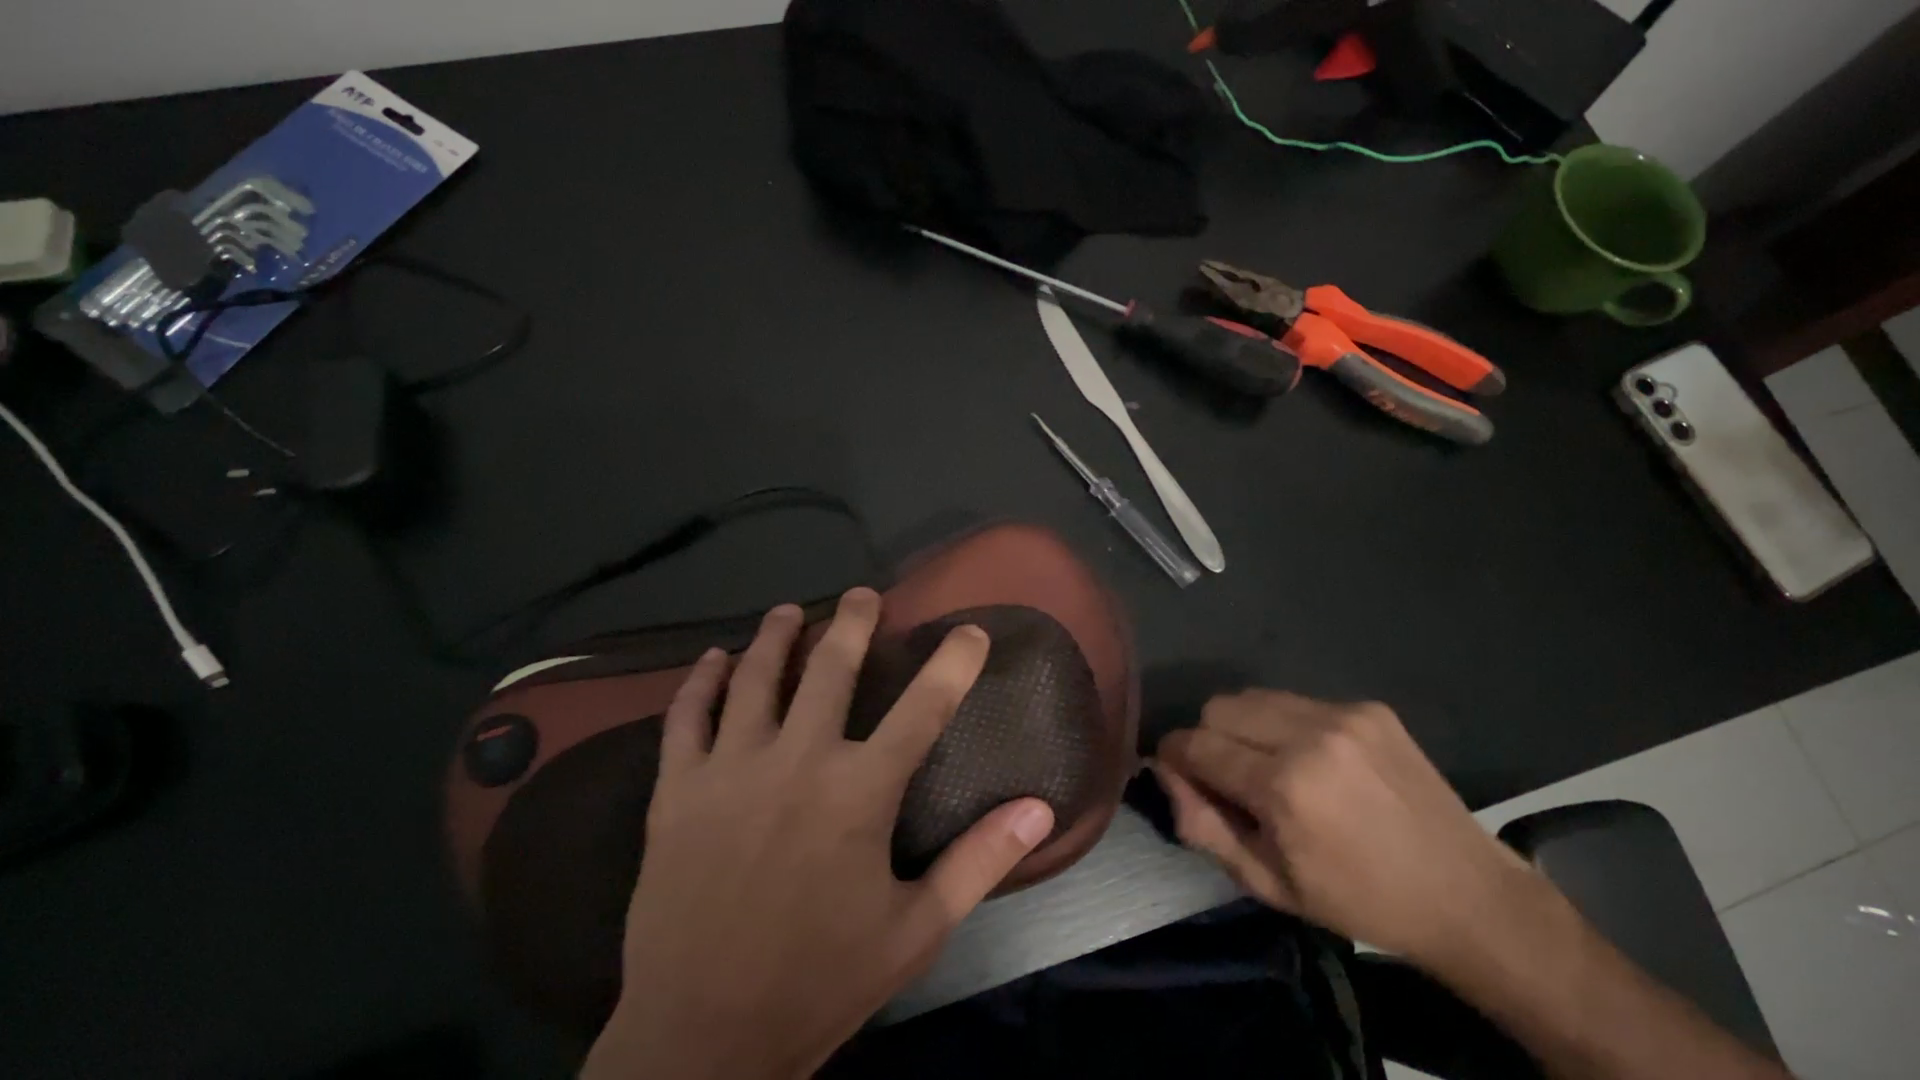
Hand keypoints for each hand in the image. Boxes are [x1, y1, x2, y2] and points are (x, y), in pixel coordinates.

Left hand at [582, 588, 1055, 1079]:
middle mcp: (795, 761)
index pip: (921, 709)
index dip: (953, 664)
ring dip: (776, 637)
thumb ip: (978, 862)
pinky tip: (714, 659)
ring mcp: (728, 770)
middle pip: (830, 670)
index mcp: (858, 793)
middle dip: (852, 623)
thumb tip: (1040, 809)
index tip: (971, 631)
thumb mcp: (917, 930)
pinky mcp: (676, 790)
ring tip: (790, 611)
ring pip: (756, 679)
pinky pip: (686, 717)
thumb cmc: (820, 980)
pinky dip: (702, 681)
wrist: (704, 1032)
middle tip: (862, 594)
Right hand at [1152, 690, 1540, 968]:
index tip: (1180, 779)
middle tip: (1227, 778)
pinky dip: (1287, 726)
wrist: (1464, 893)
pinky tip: (1314, 762)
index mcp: (1282, 786)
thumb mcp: (1268, 883)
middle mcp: (1309, 736)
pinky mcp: (1370, 708)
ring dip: (1245, 727)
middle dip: (1207, 739)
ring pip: (1255, 696)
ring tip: (1269, 767)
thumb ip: (1203, 826)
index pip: (1194, 744)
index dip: (1174, 759)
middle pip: (1218, 707)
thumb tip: (1165, 776)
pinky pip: (1298, 702)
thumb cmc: (1359, 901)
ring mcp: (1343, 715)